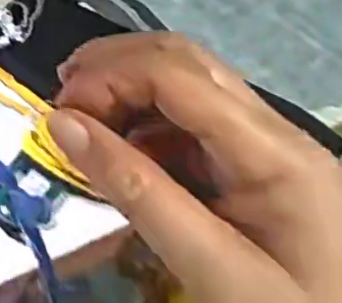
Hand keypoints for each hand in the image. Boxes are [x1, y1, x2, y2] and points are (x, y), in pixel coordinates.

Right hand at [44, 34, 341, 302]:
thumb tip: (63, 123)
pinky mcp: (279, 187)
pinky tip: (135, 166)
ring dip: (134, 98)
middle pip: (185, 63)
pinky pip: (206, 137)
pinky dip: (158, 136)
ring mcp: (282, 159)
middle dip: (117, 67)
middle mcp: (277, 135)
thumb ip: (140, 195)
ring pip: (194, 93)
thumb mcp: (222, 278)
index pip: (174, 71)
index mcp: (273, 148)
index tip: (59, 109)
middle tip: (65, 99)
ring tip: (89, 131)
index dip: (109, 75)